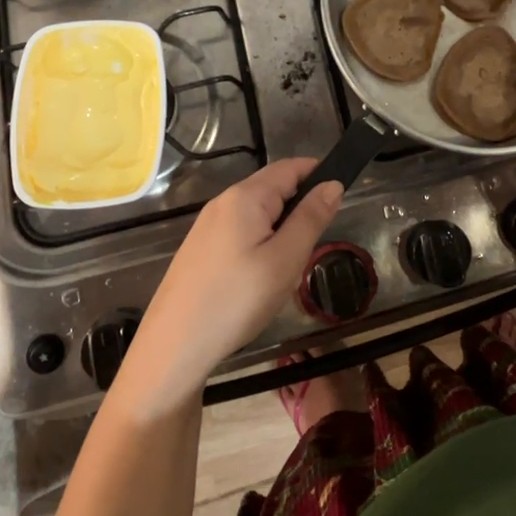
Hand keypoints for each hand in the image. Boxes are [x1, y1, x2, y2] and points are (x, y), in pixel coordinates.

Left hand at [116, 158, 342, 410]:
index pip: (289, 167)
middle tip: (317, 242)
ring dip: (281, 228)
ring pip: (257, 213)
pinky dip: (260, 242)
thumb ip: (311, 218)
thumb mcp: (285, 259)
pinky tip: (262, 276)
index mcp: (245, 196)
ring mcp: (207, 226)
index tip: (341, 197)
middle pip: (272, 187)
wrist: (174, 348)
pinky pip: (240, 232)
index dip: (319, 173)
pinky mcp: (199, 250)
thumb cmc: (236, 300)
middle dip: (300, 205)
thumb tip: (333, 183)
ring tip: (292, 264)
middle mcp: (223, 202)